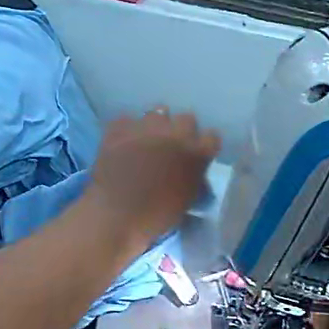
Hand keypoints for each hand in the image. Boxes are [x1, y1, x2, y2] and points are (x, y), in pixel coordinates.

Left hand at [78, 109, 219, 256]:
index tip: (196, 154)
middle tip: (170, 147)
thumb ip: (195, 181)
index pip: (212, 137)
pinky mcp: (120, 127)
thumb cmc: (156, 216)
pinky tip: (121, 144)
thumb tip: (195, 177)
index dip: (203, 145)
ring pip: (158, 112)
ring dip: (155, 125)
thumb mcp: (186, 201)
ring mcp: (147, 126)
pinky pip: (127, 120)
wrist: (116, 215)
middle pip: (187, 119)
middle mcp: (176, 133)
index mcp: (197, 153)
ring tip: (145, 141)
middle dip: (180, 131)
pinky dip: (126, 130)